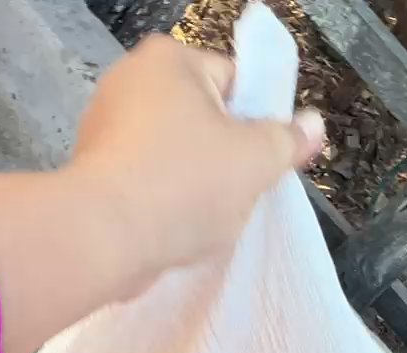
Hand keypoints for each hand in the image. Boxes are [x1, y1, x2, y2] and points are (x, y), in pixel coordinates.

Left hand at [66, 35, 326, 280]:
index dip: (257, 123)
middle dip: (224, 157)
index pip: (233, 81)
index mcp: (169, 60)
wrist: (105, 239)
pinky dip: (162, 202)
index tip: (264, 161)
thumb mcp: (254, 161)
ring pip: (172, 155)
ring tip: (205, 217)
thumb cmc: (184, 186)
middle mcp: (129, 81)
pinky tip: (174, 228)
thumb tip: (314, 125)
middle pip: (201, 119)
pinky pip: (144, 183)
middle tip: (239, 193)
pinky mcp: (93, 174)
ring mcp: (104, 129)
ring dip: (193, 184)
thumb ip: (287, 141)